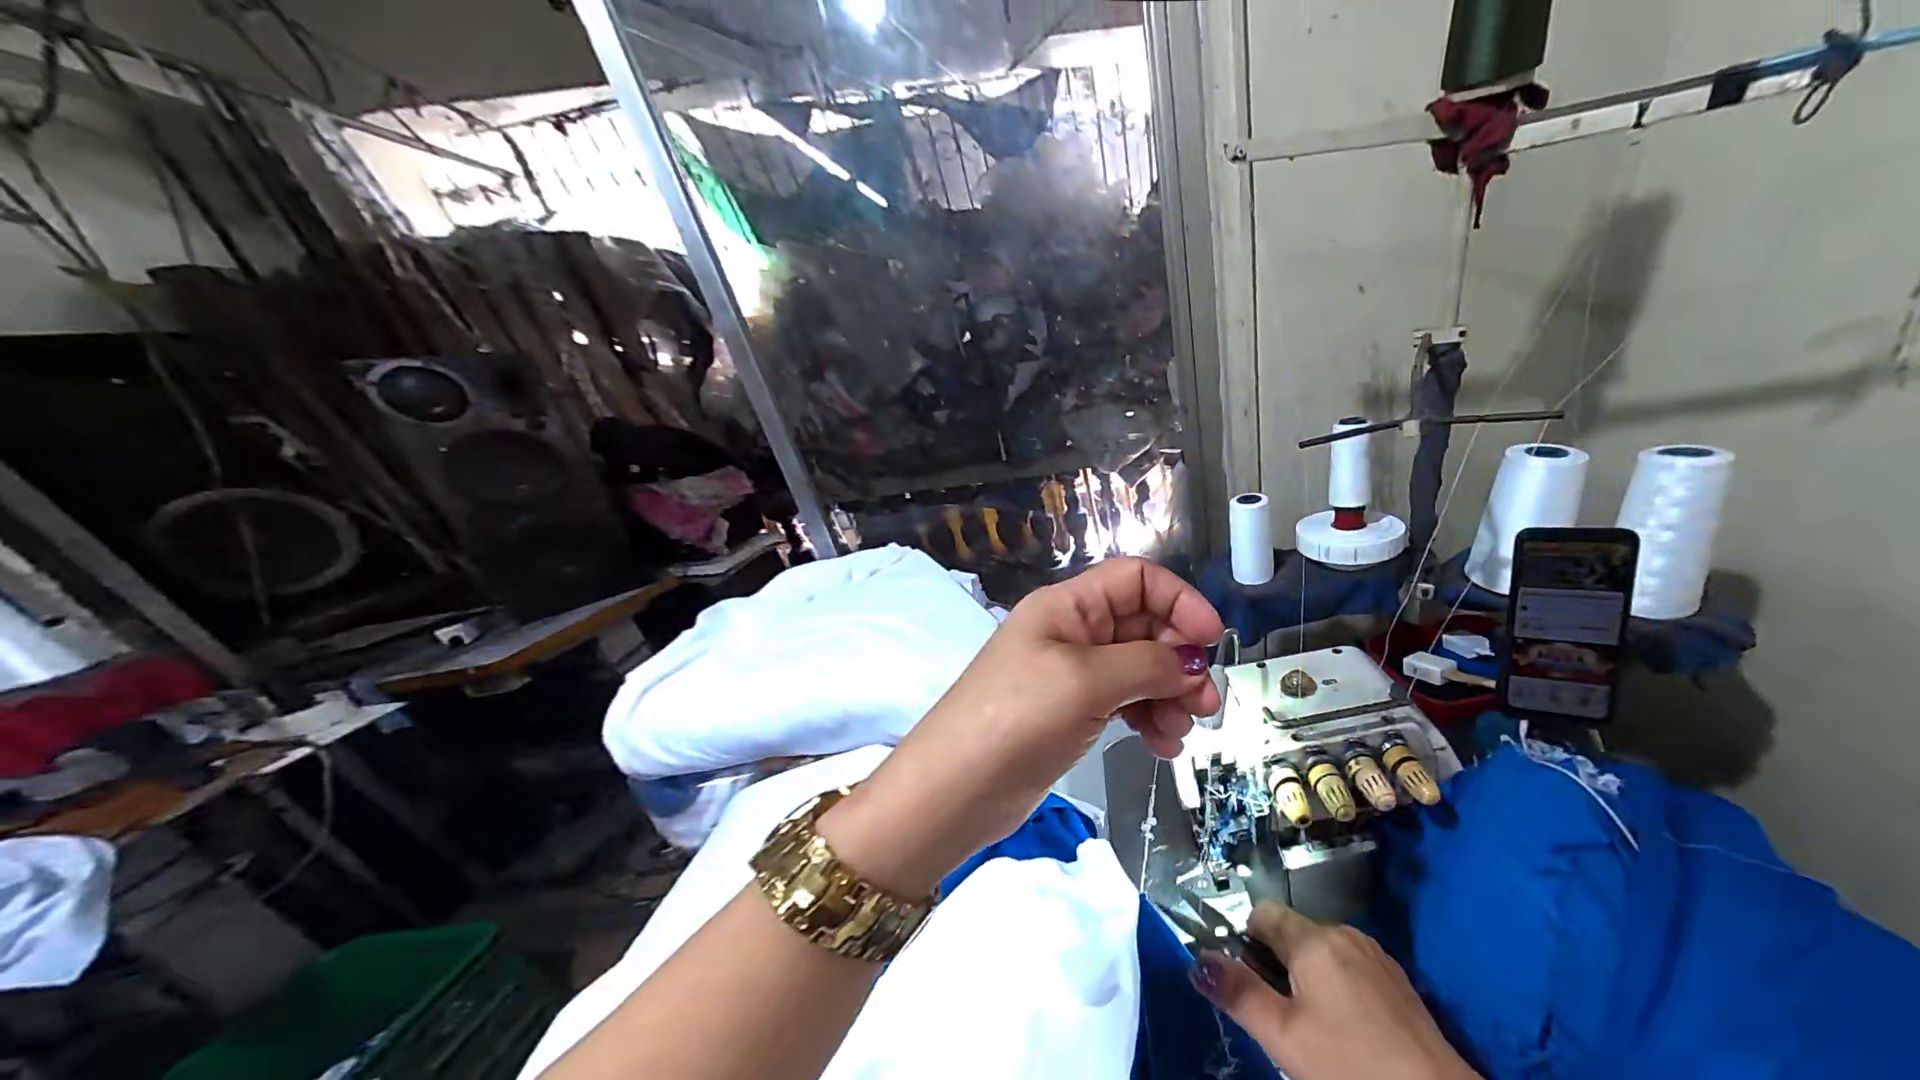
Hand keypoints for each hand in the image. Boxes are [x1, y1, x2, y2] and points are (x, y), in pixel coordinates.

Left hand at [818, 557, 1223, 895]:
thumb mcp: (1085, 680)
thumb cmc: (1018, 718)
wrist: (957, 788)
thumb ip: (1147, 664)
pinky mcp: (1072, 714)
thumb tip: (1192, 663)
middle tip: (1203, 703)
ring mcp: (1071, 676)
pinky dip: (1148, 719)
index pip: (1136, 580)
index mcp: (1067, 606)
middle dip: (1179, 658)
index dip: (1179, 601)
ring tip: (1181, 731)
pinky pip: (1124, 703)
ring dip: (1169, 694)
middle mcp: (1071, 633)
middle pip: (1143, 626)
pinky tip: (1162, 746)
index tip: (1212, 641)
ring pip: (1139, 669)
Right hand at [1193, 903, 1479, 1079]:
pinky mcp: (1399, 984)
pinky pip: (1349, 969)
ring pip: (1321, 952)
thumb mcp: (1283, 1036)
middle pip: (1290, 933)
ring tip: (1314, 1029)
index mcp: (1313, 939)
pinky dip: (1337, 989)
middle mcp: (1344, 934)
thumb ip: (1238, 993)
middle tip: (1280, 1017)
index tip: (1249, 984)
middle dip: (1275, 964)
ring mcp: (1376, 957)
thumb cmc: (1352, 1067)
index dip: (1245, 942)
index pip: (1261, 912)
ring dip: (1306, 978)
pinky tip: (1349, 1032)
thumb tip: (1198, 958)